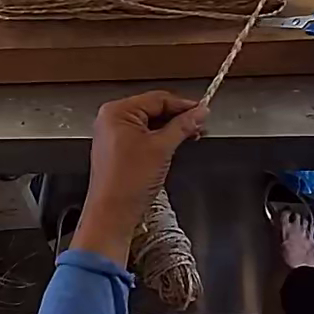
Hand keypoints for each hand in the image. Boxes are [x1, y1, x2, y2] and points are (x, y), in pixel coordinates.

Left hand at [72, 91, 208, 262]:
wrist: (112, 213)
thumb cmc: (126, 183)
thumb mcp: (162, 148)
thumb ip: (183, 126)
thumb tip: (198, 112)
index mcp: (117, 112)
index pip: (157, 99)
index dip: (183, 105)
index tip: (202, 110)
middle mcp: (111, 120)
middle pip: (153, 110)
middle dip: (178, 118)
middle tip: (200, 124)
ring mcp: (113, 135)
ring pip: (150, 124)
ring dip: (172, 129)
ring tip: (192, 135)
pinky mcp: (118, 149)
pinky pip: (143, 136)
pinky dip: (161, 139)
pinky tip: (175, 144)